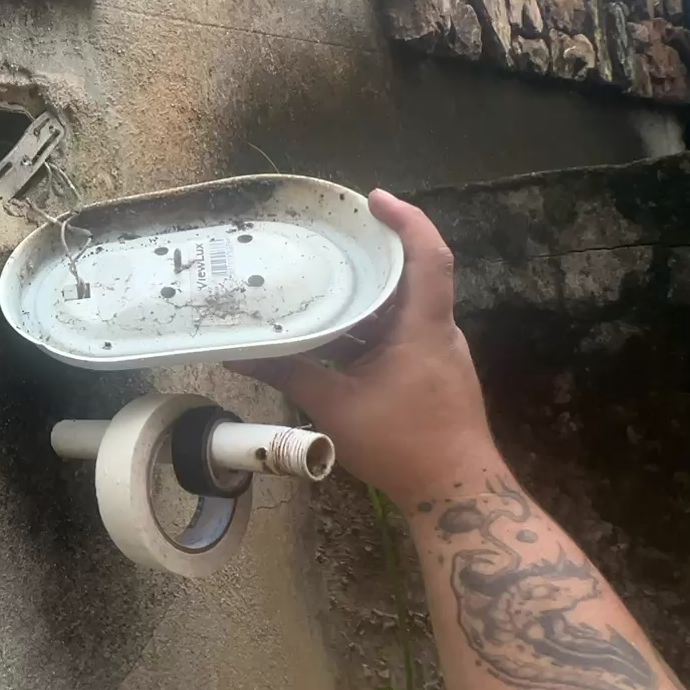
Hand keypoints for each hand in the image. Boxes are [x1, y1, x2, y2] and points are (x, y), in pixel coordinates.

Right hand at [229, 190, 502, 508]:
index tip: (375, 199)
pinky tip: (329, 327)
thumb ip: (284, 373)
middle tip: (329, 232)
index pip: (429, 260)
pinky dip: (363, 320)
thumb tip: (235, 357)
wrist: (455, 489)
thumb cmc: (400, 442)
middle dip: (373, 249)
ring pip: (399, 305)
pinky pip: (393, 330)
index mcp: (423, 330)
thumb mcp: (331, 404)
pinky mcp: (425, 369)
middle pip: (411, 275)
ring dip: (363, 288)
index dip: (408, 221)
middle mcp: (436, 332)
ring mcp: (433, 352)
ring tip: (318, 274)